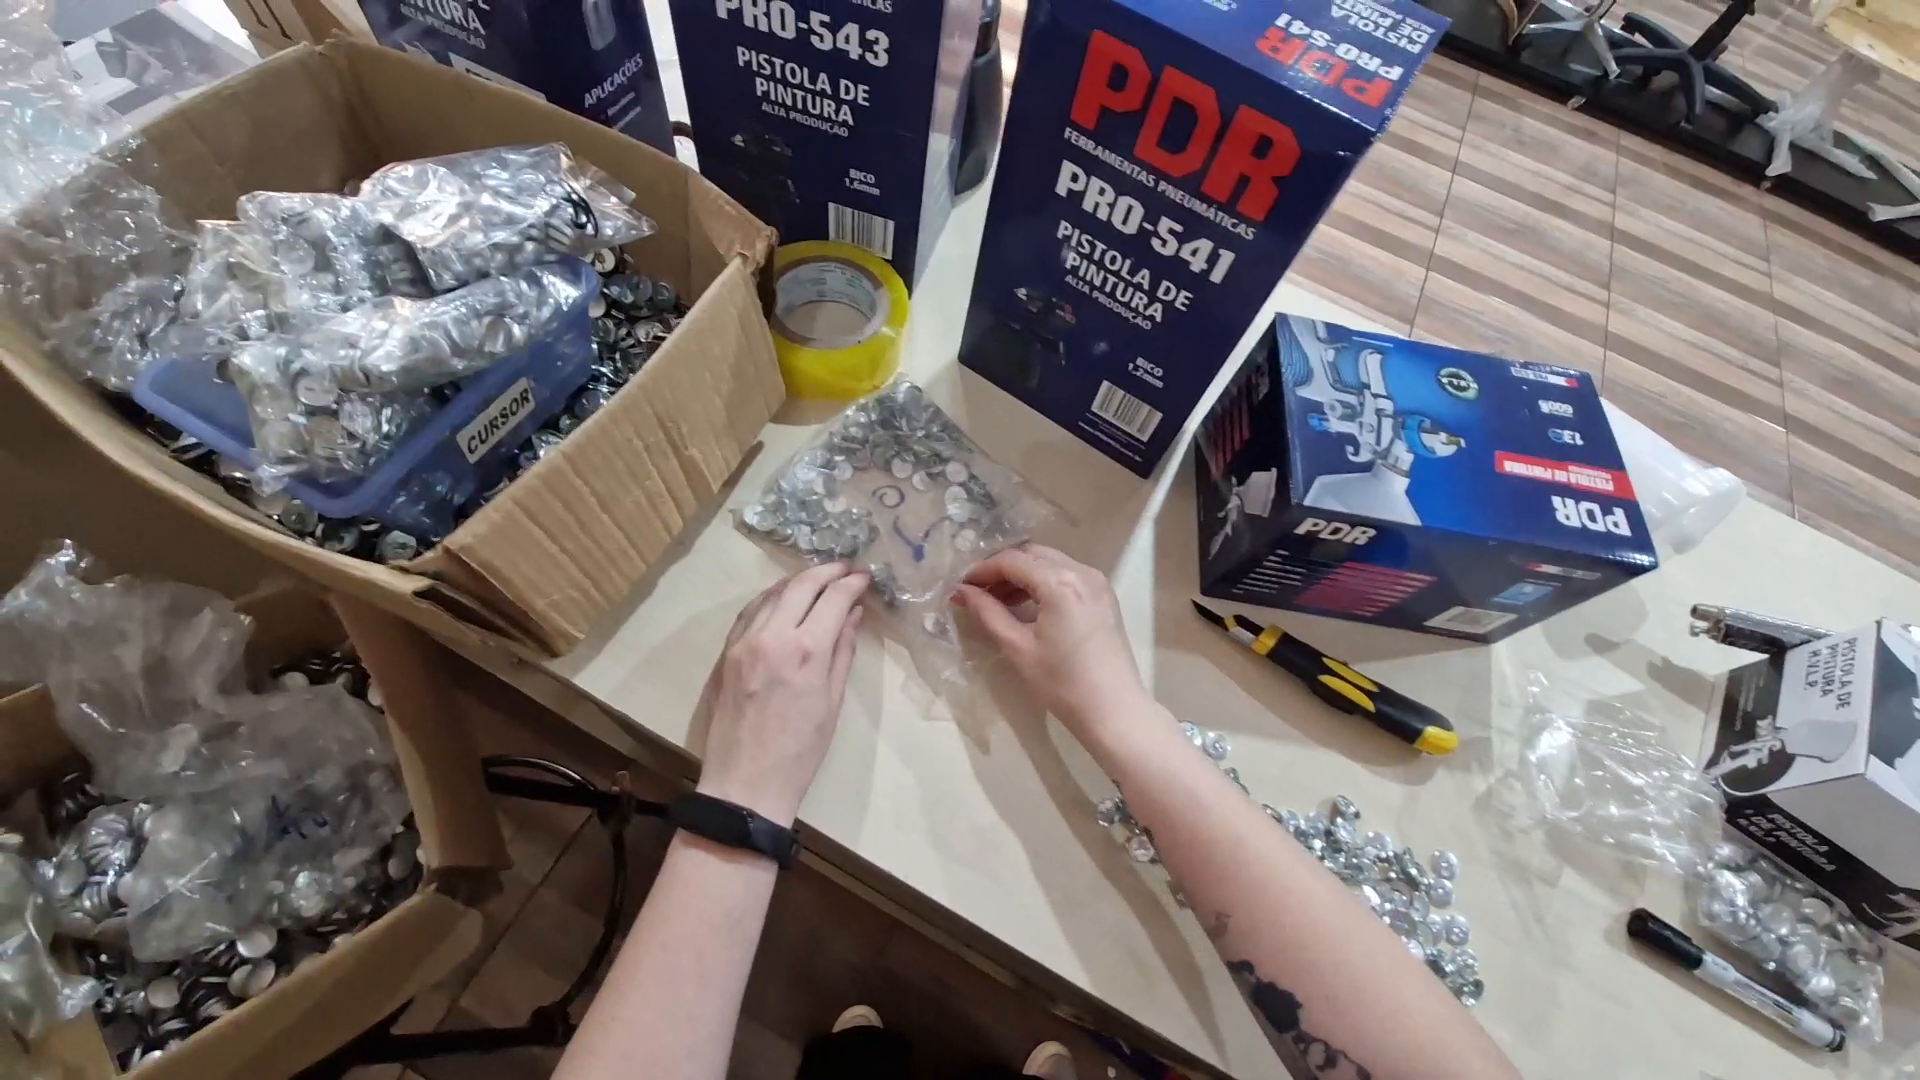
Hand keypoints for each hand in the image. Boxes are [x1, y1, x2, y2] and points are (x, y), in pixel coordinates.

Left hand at [697, 562, 867, 824]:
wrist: (745, 785)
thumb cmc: (800, 751)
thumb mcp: (832, 701)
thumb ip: (842, 651)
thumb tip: (853, 615)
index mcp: (807, 651)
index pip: (833, 598)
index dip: (852, 583)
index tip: (864, 577)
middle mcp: (772, 636)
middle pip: (800, 586)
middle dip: (826, 572)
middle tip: (844, 568)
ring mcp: (743, 642)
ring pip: (771, 593)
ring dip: (797, 581)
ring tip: (817, 579)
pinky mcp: (725, 653)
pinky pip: (749, 613)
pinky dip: (770, 598)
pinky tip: (782, 599)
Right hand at [950, 545, 1146, 735]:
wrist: (1114, 710)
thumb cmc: (1062, 683)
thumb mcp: (1018, 647)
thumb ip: (988, 613)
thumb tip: (961, 592)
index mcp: (1060, 582)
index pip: (1012, 561)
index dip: (982, 570)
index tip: (961, 587)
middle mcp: (1082, 571)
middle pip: (1032, 554)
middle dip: (1002, 568)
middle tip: (978, 592)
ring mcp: (1097, 582)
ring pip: (1050, 562)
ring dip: (1022, 574)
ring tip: (998, 601)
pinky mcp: (1104, 596)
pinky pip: (1067, 574)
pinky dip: (1043, 581)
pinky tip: (1028, 604)